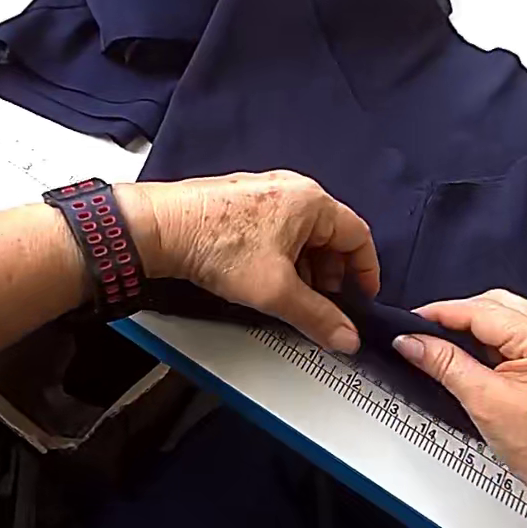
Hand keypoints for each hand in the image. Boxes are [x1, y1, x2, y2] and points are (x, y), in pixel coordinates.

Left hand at [118, 171, 379, 352]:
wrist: (162, 228)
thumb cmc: (220, 249)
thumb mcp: (275, 291)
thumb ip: (316, 316)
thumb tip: (348, 339)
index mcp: (312, 201)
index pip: (357, 235)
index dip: (365, 270)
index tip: (361, 297)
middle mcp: (291, 188)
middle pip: (329, 234)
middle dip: (330, 272)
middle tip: (322, 302)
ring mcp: (262, 192)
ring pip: (299, 233)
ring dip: (303, 266)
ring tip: (291, 295)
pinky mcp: (238, 201)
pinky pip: (274, 229)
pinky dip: (280, 255)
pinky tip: (264, 277)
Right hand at [390, 290, 526, 527]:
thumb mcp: (482, 401)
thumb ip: (444, 363)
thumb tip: (412, 342)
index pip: (484, 311)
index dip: (441, 313)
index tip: (411, 321)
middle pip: (497, 305)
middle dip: (456, 315)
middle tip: (422, 332)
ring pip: (508, 318)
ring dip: (473, 327)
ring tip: (444, 346)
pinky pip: (519, 336)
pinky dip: (490, 341)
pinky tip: (473, 357)